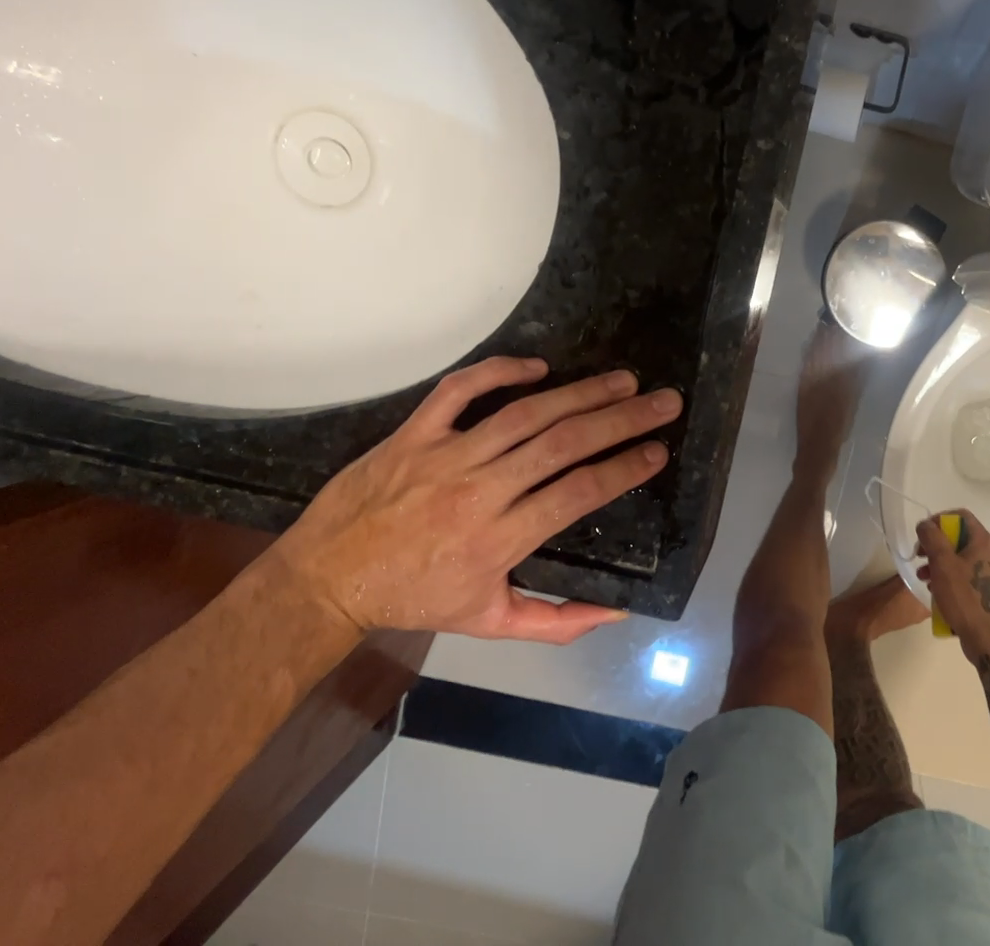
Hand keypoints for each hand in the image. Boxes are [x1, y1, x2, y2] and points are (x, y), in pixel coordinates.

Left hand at [260, 357, 681, 643]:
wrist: (325, 581)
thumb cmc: (415, 599)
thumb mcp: (490, 623)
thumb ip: (557, 623)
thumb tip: (618, 612)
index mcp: (501, 539)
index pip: (578, 492)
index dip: (625, 469)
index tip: (659, 452)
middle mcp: (479, 492)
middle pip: (563, 444)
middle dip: (622, 420)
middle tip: (664, 402)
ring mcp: (444, 457)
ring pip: (524, 414)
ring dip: (580, 393)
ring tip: (624, 381)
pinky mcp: (412, 435)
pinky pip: (459, 391)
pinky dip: (499, 371)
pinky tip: (540, 367)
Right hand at [915, 510, 989, 662]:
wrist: (985, 635)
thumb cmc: (964, 596)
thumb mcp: (942, 563)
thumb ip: (932, 538)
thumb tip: (925, 524)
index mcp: (982, 541)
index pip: (961, 516)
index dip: (939, 520)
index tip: (923, 534)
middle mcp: (988, 552)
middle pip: (958, 537)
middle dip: (934, 544)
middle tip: (919, 555)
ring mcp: (987, 572)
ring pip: (957, 557)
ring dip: (937, 562)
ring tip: (922, 576)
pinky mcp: (983, 589)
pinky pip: (961, 574)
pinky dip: (946, 577)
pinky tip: (933, 589)